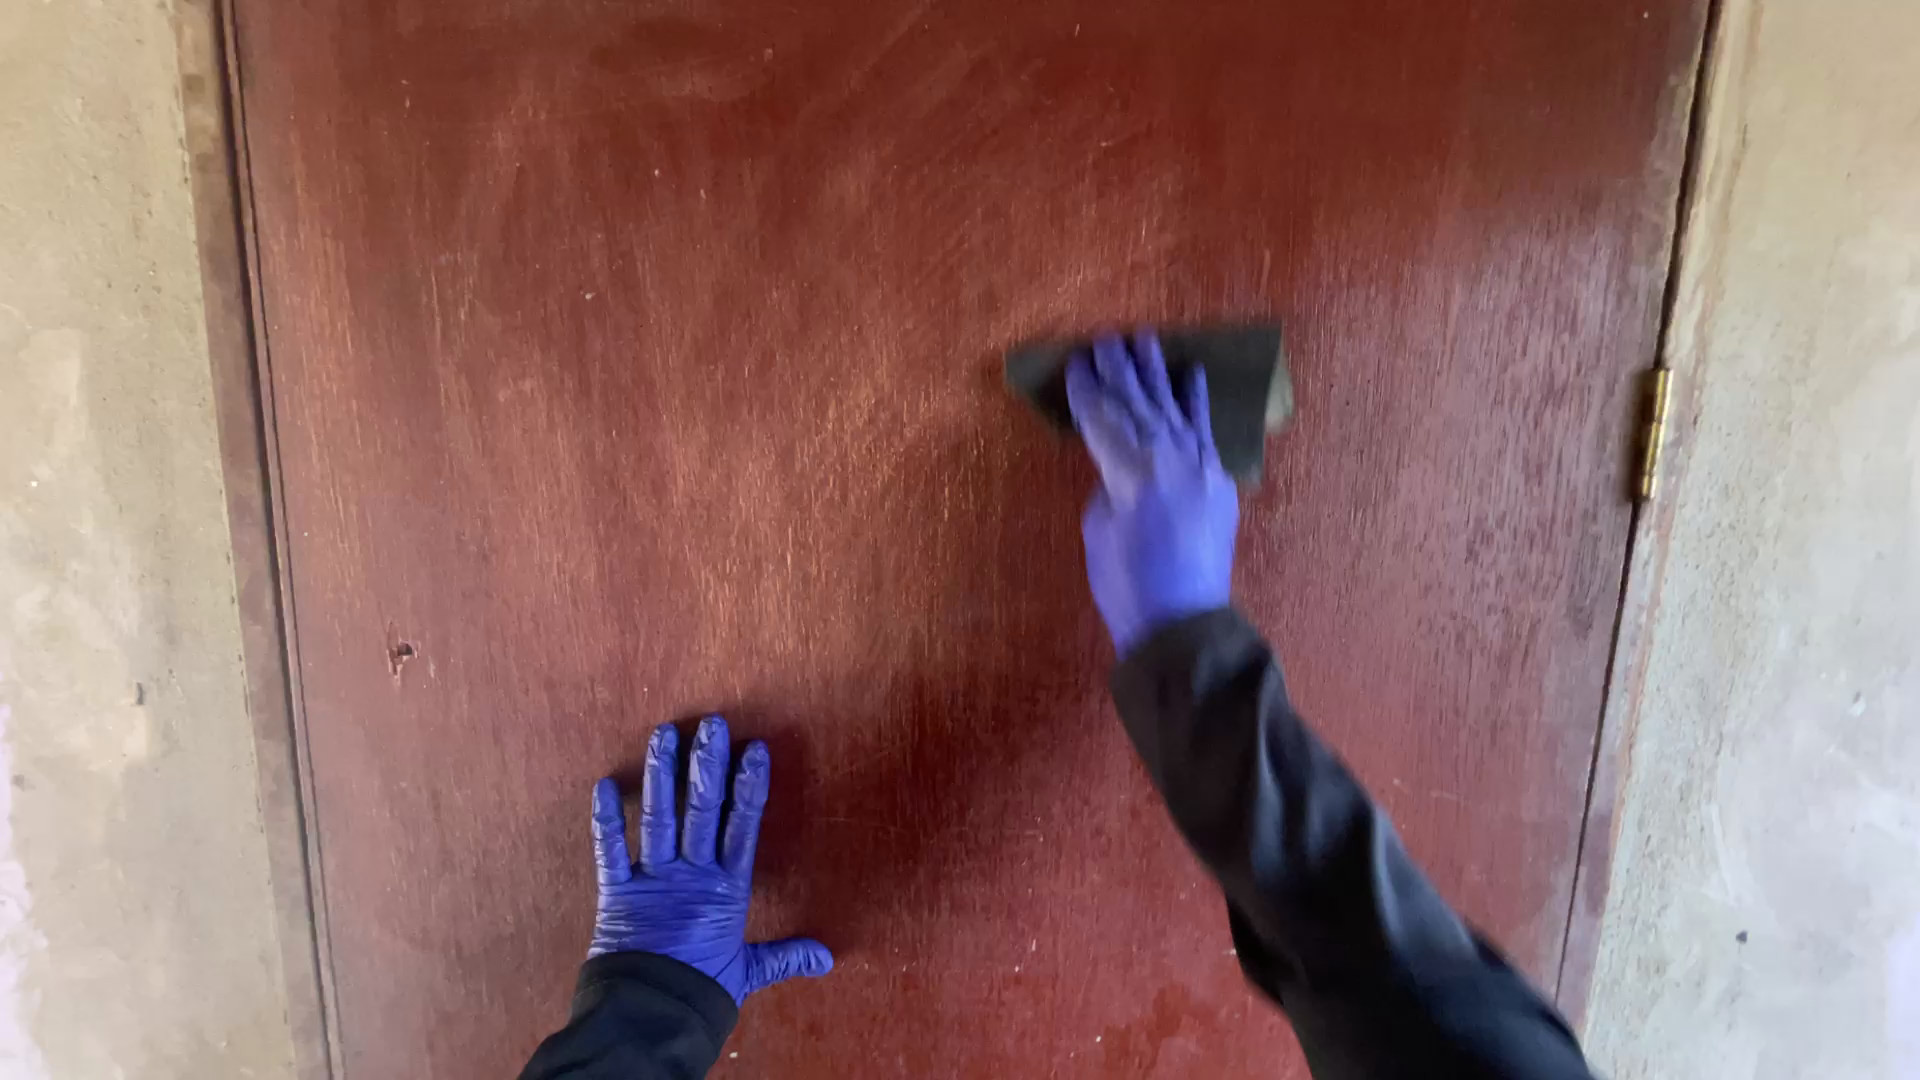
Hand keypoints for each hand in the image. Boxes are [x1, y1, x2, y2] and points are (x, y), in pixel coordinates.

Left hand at [588, 716, 832, 1004]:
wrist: (652, 1025)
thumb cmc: (703, 993)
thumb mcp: (749, 971)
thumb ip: (786, 955)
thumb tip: (829, 957)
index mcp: (727, 886)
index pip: (743, 823)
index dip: (750, 785)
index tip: (754, 748)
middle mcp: (693, 874)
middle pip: (702, 808)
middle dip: (707, 764)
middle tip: (711, 724)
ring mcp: (654, 880)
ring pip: (659, 817)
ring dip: (661, 773)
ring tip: (663, 733)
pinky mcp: (617, 894)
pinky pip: (609, 851)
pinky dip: (604, 820)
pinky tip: (601, 785)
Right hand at [1066, 330, 1239, 655]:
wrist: (1183, 623)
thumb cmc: (1126, 584)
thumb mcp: (1098, 531)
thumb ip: (1108, 486)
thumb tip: (1118, 468)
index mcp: (1131, 472)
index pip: (1102, 420)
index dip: (1084, 391)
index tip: (1073, 362)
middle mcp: (1169, 458)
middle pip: (1136, 405)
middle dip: (1117, 370)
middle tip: (1104, 337)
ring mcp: (1200, 466)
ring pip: (1172, 409)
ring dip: (1155, 374)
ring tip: (1143, 339)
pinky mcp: (1218, 480)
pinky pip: (1205, 432)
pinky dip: (1197, 403)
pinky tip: (1192, 374)